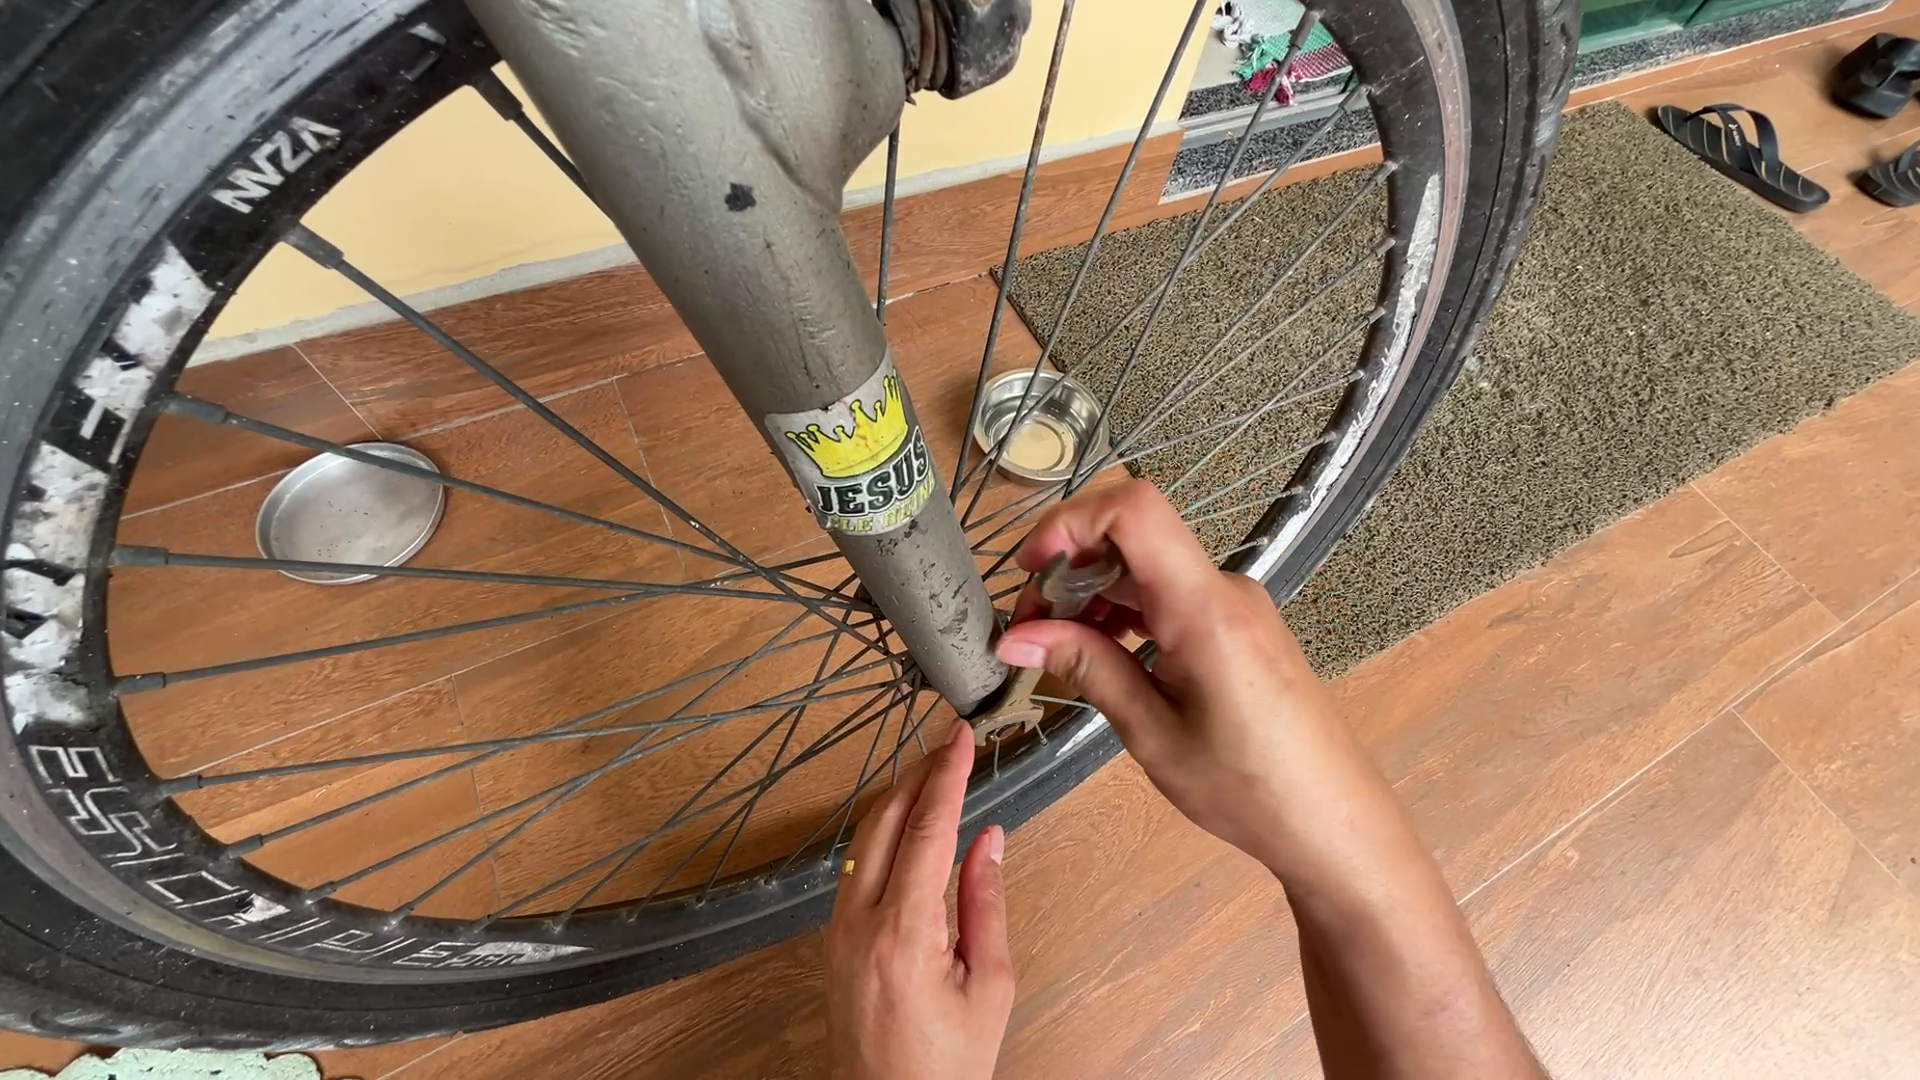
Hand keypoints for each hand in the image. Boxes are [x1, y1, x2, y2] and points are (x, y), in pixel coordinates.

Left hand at [824, 720, 1012, 1079]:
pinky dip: (884, 828)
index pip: (929, 829)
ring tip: (934, 771)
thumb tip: (989, 836)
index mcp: (904, 933)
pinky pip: (857, 861)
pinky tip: (908, 819)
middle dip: (919, 773)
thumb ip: (986, 901)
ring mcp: (837, 927)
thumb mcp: (989, 985)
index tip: (961, 737)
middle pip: (886, 819)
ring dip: (899, 796)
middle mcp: (858, 921)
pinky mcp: (832, 935)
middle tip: (950, 745)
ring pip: (864, 836)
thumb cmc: (948, 1063)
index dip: (948, 775)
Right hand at [993, 480, 1372, 873]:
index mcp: (1204, 608)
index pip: (1134, 510)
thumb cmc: (1246, 788)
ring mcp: (1235, 604)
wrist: (1336, 823)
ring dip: (1093, 594)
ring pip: (1146, 568)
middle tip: (1030, 628)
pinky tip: (1103, 652)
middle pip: (1132, 539)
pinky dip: (1125, 611)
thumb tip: (1013, 638)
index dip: (1070, 521)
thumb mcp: (1152, 732)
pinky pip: (1169, 594)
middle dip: (1069, 569)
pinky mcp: (1238, 624)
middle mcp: (1223, 588)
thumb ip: (1086, 668)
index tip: (1030, 569)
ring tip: (1058, 648)